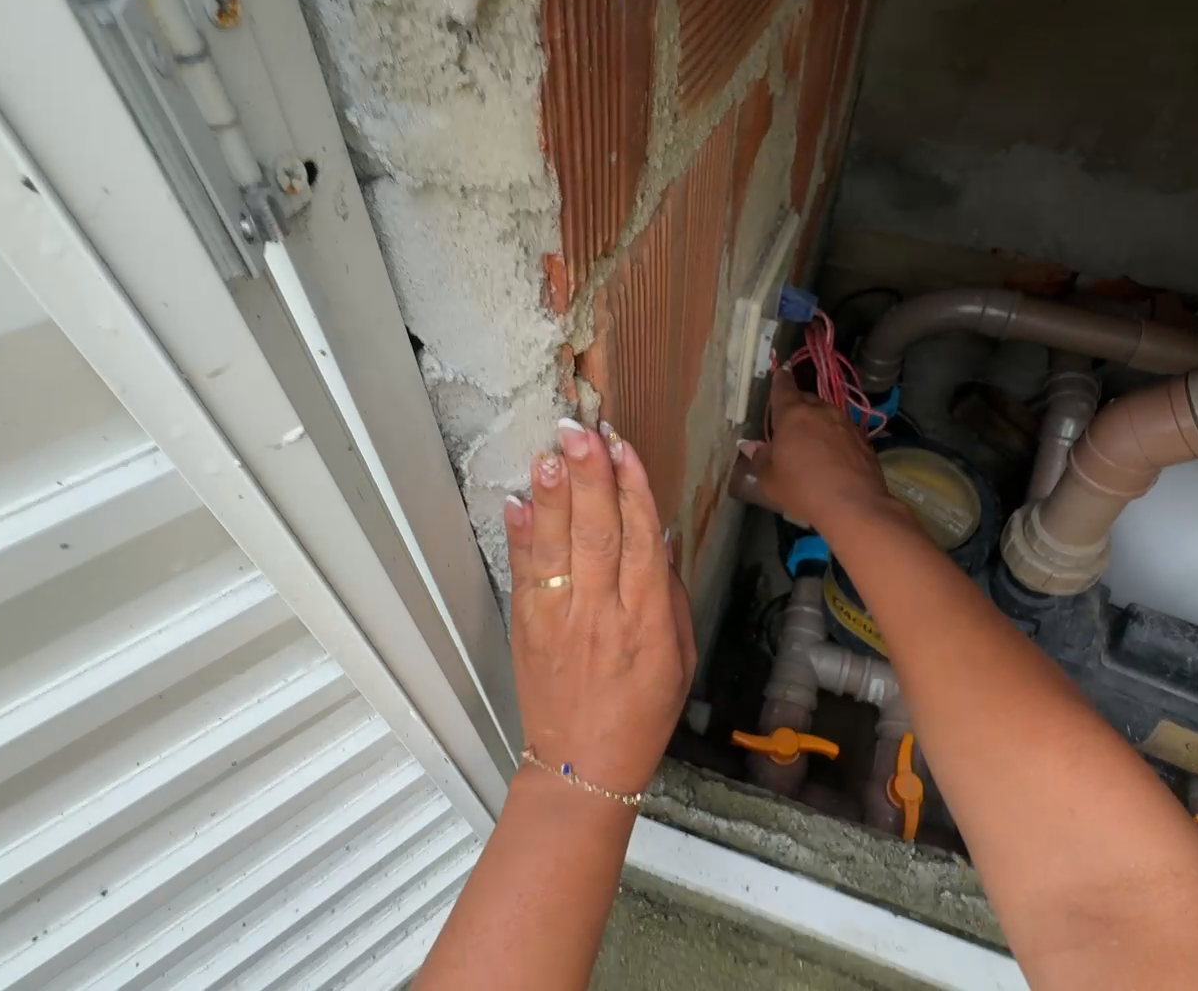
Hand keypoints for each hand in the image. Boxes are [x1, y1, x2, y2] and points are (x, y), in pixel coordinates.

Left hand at [503, 419, 694, 796]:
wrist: (584, 766)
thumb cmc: (644, 710)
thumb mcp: (681, 657)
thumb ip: (669, 595)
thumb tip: (657, 535)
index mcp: (646, 621)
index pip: (641, 541)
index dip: (634, 491)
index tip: (624, 448)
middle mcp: (601, 613)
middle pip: (597, 534)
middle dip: (589, 478)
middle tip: (581, 431)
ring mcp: (558, 618)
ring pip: (557, 548)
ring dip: (552, 497)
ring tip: (549, 452)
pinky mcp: (527, 626)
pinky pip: (523, 573)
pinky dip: (519, 535)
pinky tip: (517, 500)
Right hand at [744, 369, 899, 535]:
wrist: (854, 504)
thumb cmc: (803, 489)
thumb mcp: (771, 479)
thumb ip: (760, 458)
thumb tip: (750, 446)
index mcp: (792, 415)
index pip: (783, 388)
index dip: (780, 380)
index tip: (780, 373)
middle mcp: (820, 411)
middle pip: (805, 399)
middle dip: (796, 405)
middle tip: (788, 420)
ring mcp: (844, 423)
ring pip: (825, 413)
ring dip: (816, 421)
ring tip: (809, 439)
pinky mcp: (862, 438)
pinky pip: (841, 429)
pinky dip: (833, 435)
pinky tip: (830, 454)